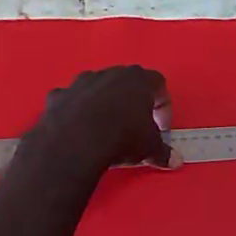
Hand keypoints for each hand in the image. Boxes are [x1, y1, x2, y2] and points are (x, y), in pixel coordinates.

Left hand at [20, 66, 176, 174]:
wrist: (74, 144)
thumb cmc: (122, 138)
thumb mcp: (149, 148)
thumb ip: (163, 152)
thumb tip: (176, 161)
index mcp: (138, 80)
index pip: (159, 85)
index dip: (163, 107)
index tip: (160, 128)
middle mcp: (111, 74)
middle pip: (127, 82)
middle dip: (133, 102)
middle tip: (135, 126)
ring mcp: (82, 82)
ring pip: (98, 87)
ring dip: (104, 103)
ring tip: (105, 127)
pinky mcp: (59, 95)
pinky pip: (72, 100)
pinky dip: (76, 111)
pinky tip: (78, 129)